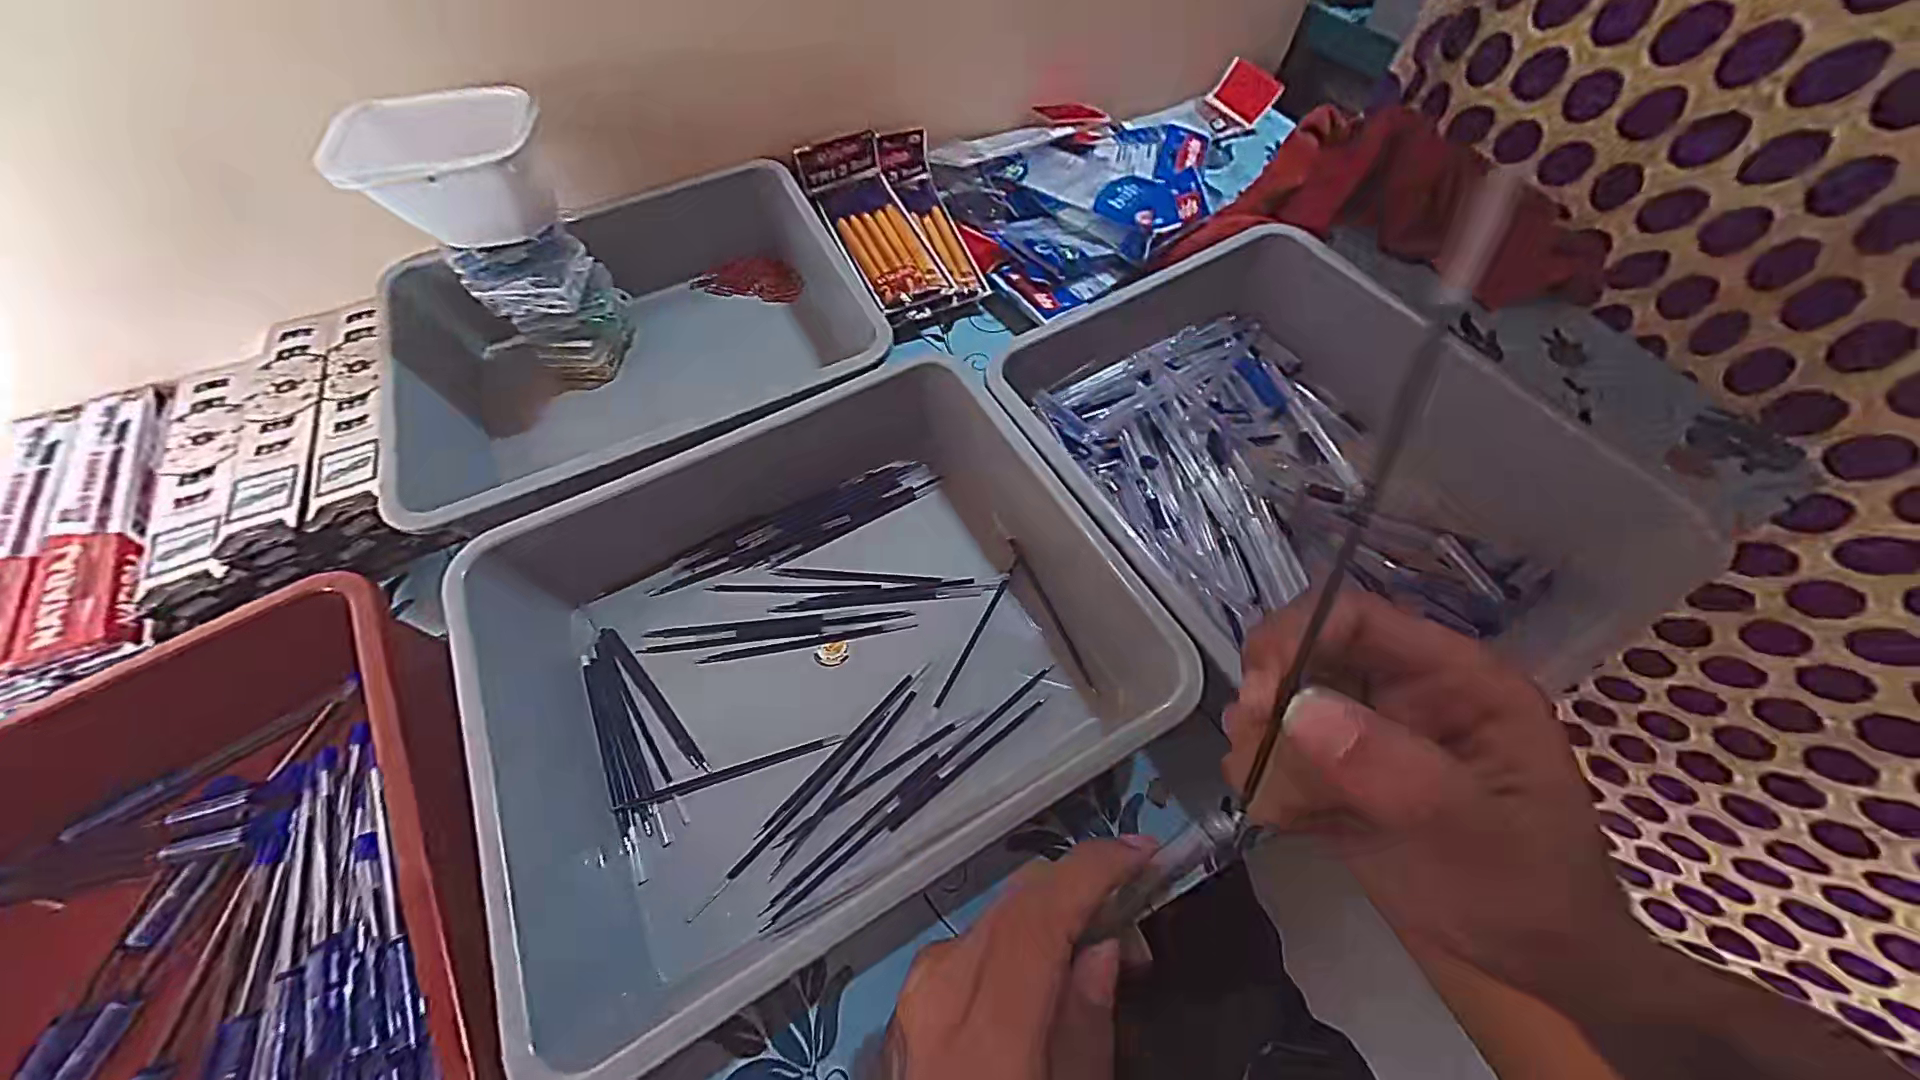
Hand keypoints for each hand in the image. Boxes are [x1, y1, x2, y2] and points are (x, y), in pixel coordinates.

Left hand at [888, 838, 1154, 1079]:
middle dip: (1082, 891)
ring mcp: (917, 990)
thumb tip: (1103, 944)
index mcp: (981, 1037)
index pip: (1038, 915)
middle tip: (1136, 921)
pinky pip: (978, 941)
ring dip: (1054, 913)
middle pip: (1018, 902)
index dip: (1093, 870)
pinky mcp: (912, 994)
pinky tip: (1049, 969)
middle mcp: (938, 991)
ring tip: (1100, 949)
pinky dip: (1021, 936)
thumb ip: (1085, 1028)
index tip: (1143, 851)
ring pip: (999, 914)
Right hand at [1221, 590, 1647, 1003]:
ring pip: (1268, 705)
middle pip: (1293, 652)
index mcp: (1449, 676)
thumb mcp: (1478, 835)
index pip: (1354, 616)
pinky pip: (1263, 751)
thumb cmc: (1529, 896)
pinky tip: (1304, 822)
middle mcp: (1394, 687)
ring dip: (1269, 757)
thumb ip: (1394, 768)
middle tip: (1264, 754)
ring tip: (1311, 809)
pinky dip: (1266, 785)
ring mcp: (1354, 725)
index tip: (1259, 694)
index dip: (1295, 636)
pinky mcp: (1324, 763)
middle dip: (1268, 705)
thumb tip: (1298, 709)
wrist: (1525, 967)